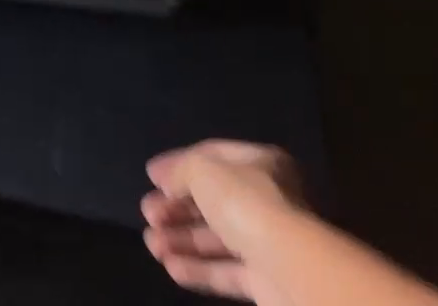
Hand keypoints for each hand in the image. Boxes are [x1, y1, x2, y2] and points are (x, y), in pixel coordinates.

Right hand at [141, 140, 304, 303]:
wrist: (289, 267)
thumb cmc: (244, 202)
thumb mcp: (201, 169)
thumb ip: (179, 170)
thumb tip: (164, 179)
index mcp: (260, 164)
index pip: (212, 156)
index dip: (178, 165)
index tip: (150, 177)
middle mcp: (267, 200)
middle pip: (211, 201)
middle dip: (175, 208)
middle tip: (148, 213)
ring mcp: (268, 243)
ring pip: (216, 238)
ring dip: (180, 239)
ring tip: (152, 244)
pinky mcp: (266, 281)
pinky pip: (226, 271)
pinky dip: (197, 268)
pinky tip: (170, 266)